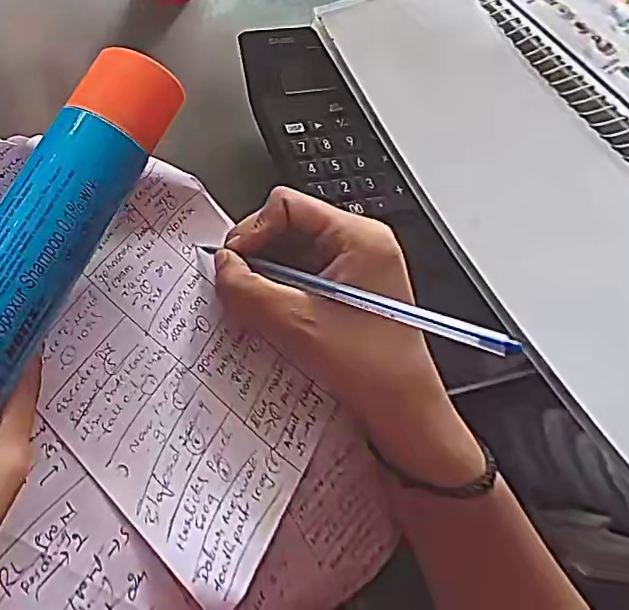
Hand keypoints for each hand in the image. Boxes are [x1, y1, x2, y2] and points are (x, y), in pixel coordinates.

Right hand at [213, 187, 485, 485]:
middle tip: (239, 284)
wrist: (406, 422)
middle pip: (284, 226)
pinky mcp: (341, 290)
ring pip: (286, 252)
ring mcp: (350, 267)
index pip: (286, 205)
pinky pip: (294, 274)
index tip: (235, 259)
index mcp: (359, 237)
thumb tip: (222, 265)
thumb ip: (249, 288)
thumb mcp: (297, 324)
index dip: (253, 228)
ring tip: (256, 306)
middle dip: (257, 255)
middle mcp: (357, 244)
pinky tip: (270, 316)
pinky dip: (275, 291)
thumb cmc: (375, 373)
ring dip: (264, 277)